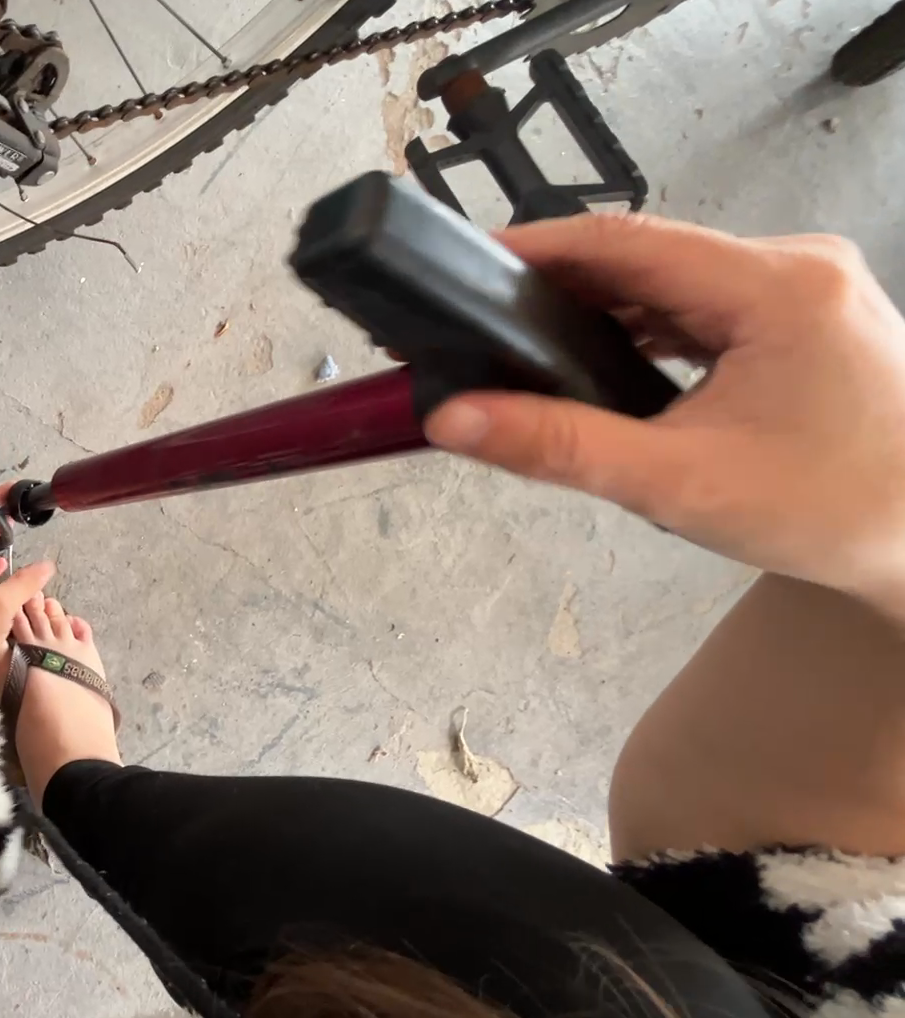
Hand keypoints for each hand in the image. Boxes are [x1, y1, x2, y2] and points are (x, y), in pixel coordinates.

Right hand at [422, 213, 904, 621]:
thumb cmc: (837, 506)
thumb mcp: (675, 482)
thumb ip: (555, 447)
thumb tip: (452, 419)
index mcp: (774, 288)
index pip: (622, 240)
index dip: (529, 247)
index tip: (456, 266)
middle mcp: (786, 270)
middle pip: (633, 255)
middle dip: (539, 282)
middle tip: (462, 316)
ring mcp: (787, 293)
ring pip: (652, 281)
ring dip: (574, 306)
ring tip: (500, 339)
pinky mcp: (780, 321)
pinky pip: (676, 306)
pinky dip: (613, 325)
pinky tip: (573, 358)